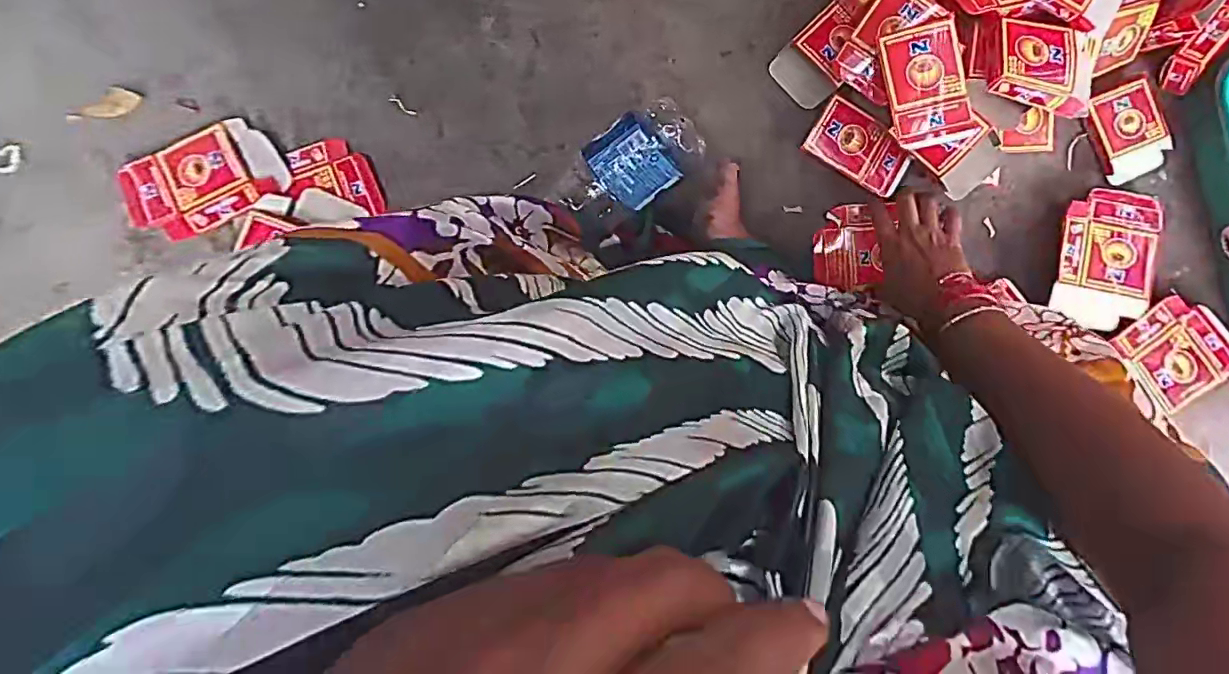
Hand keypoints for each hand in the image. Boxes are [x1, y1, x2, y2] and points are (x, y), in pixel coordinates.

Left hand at [329, 548, 826, 673]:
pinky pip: (543, 580)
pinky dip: (583, 600)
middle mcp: (536, 658)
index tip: (808, 626)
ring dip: (654, 597)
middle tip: (733, 640)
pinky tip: (573, 640)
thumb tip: (744, 654)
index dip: (773, 639)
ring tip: (659, 636)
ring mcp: (469, 633)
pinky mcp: (420, 627)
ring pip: (609, 570)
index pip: (710, 656)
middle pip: (667, 587)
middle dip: (718, 606)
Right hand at [868, 191, 973, 335]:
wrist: (945, 305)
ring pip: (928, 201)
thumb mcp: (889, 294)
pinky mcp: (952, 238)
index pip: (878, 215)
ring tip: (925, 200)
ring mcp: (933, 233)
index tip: (872, 199)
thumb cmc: (915, 301)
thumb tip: (871, 290)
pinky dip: (950, 212)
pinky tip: (948, 213)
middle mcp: (911, 232)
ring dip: (926, 198)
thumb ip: (879, 287)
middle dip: (903, 194)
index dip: (873, 203)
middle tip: (903, 197)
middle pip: (905, 199)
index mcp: (891, 245)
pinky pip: (952, 216)